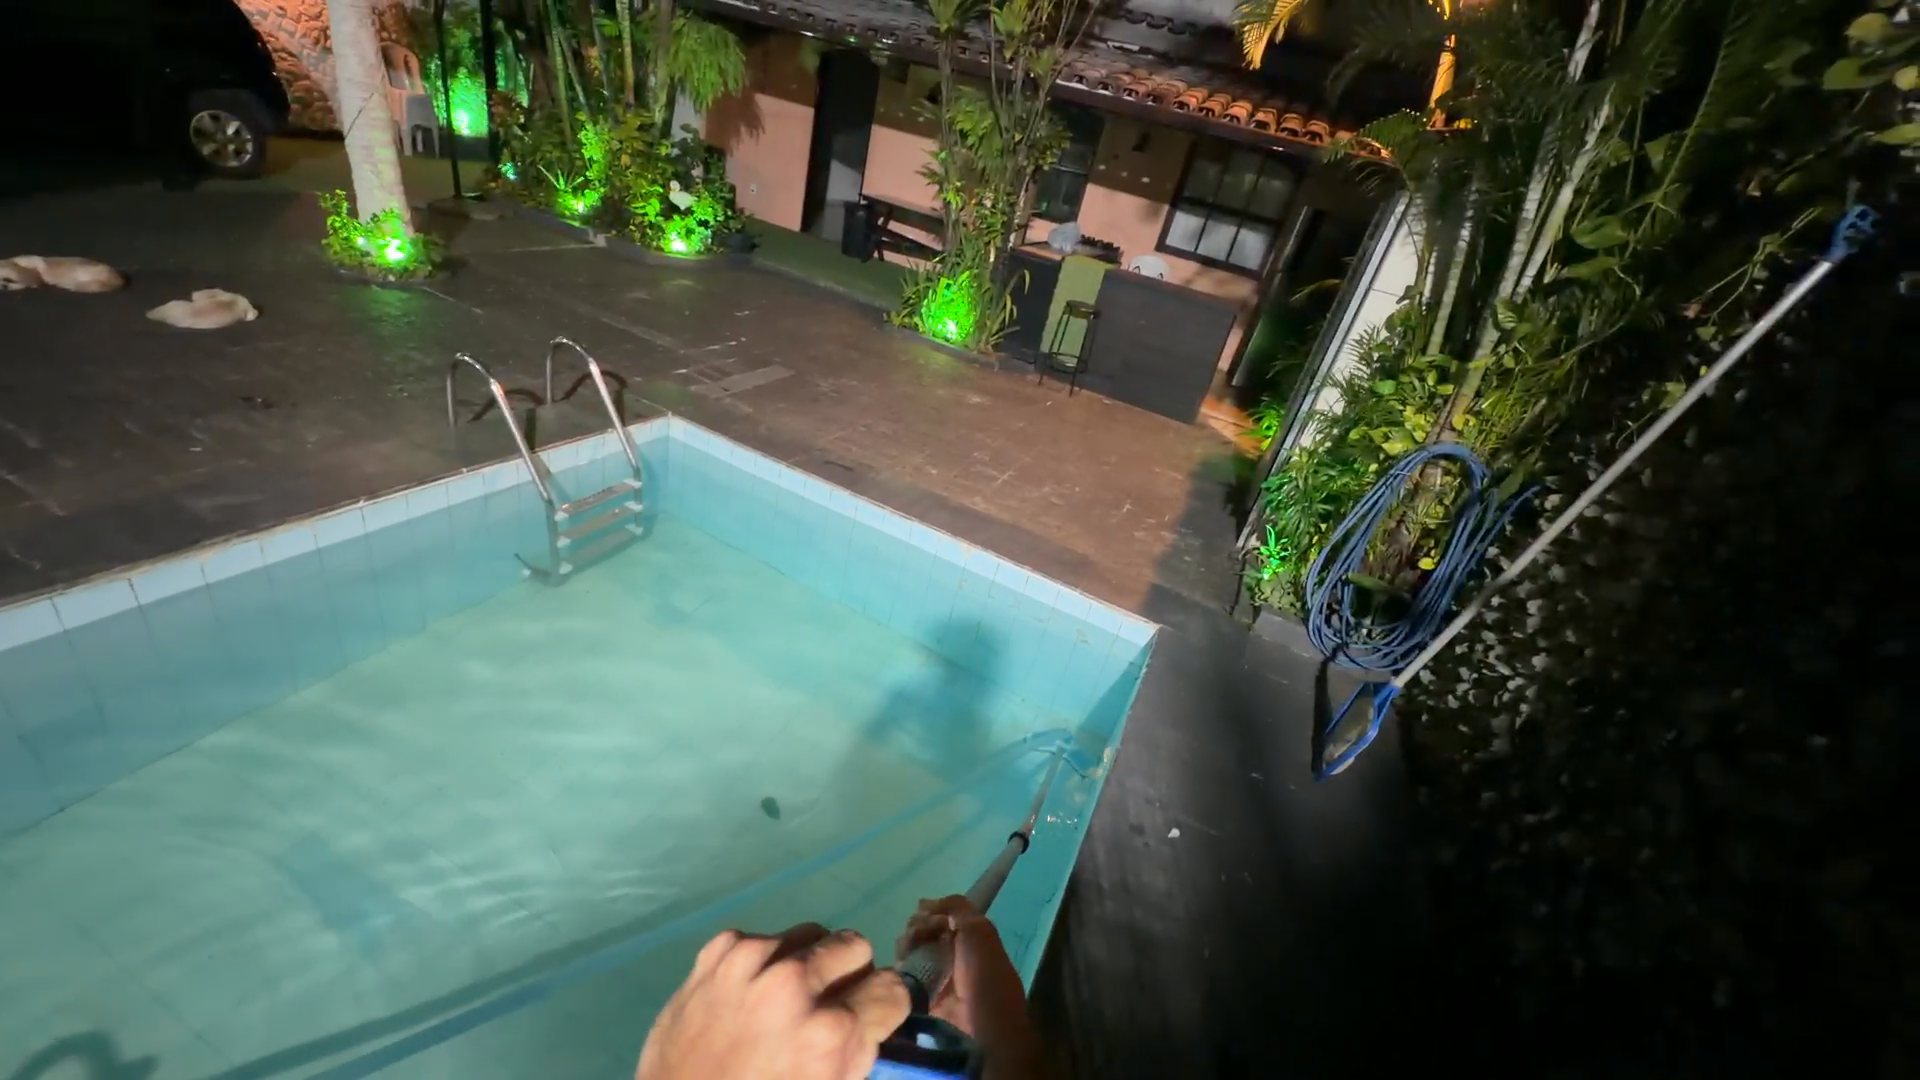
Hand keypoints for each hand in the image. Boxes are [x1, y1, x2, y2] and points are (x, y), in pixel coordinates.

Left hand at [636, 923, 909, 1079]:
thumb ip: (856, 1049)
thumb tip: (875, 1015)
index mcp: (829, 1037)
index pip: (891, 989)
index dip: (881, 1007)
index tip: (868, 1017)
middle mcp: (795, 987)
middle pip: (855, 945)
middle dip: (847, 975)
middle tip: (825, 1005)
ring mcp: (754, 960)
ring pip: (812, 933)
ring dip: (807, 962)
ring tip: (783, 999)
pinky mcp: (721, 948)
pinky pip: (767, 937)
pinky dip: (765, 960)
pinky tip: (748, 993)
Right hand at [894, 897, 1042, 1077]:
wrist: (983, 1021)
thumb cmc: (984, 970)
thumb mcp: (979, 928)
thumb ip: (957, 907)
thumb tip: (925, 903)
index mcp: (968, 937)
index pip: (941, 918)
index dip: (930, 913)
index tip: (919, 913)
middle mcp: (952, 955)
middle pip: (924, 935)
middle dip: (914, 931)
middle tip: (911, 937)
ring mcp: (937, 977)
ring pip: (912, 954)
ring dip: (905, 949)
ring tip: (905, 953)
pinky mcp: (924, 998)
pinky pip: (906, 978)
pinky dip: (900, 971)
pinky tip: (900, 967)